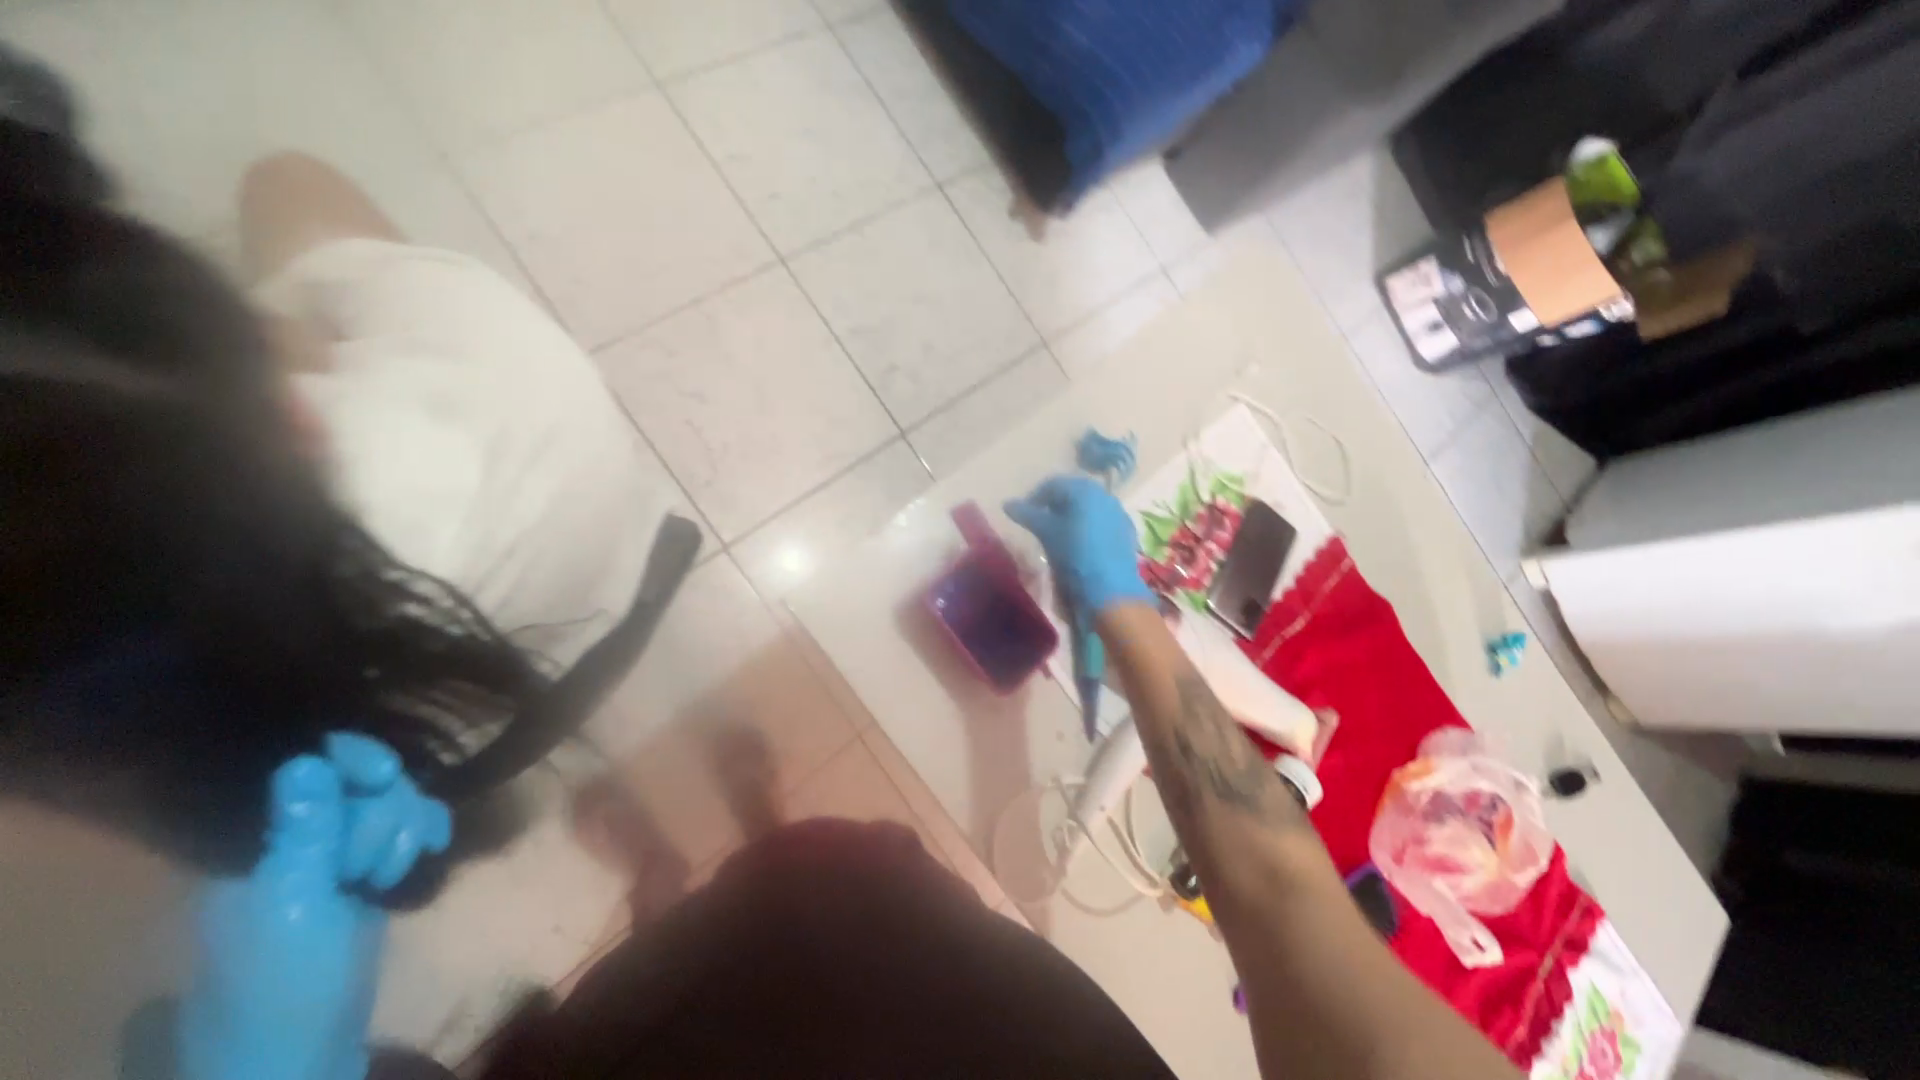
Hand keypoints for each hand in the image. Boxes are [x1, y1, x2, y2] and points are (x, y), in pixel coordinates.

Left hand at [178, 733, 450, 1079]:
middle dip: (382, 812)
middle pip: (360, 780)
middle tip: (369, 865)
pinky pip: (407, 833)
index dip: (352, 759)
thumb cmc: (287, 980)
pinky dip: (424, 835)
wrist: (303, 1056)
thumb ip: (305, 829)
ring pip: (390, 804)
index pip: (308, 764)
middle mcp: (294, 838)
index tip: (384, 776)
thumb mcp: (293, 902)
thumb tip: (305, 757)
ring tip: (391, 876)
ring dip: (405, 830)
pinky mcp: (367, 878)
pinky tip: (433, 852)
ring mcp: (333, 859)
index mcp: (255, 839)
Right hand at [1004, 474, 1153, 615]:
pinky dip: (1087, 526)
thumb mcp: (1046, 533)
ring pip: (1088, 507)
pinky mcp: (1126, 531)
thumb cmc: (1074, 555)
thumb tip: (1007, 504)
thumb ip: (1027, 514)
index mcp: (1084, 490)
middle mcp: (1104, 494)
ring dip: (1071, 516)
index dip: (1034, 497)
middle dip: (1054, 506)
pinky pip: (1101, 521)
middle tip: (1039, 523)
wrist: (1110, 590)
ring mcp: (1118, 512)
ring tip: (1057, 534)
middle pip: (1073, 493)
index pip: (1053, 484)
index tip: (1023, 514)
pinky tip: (1079, 544)